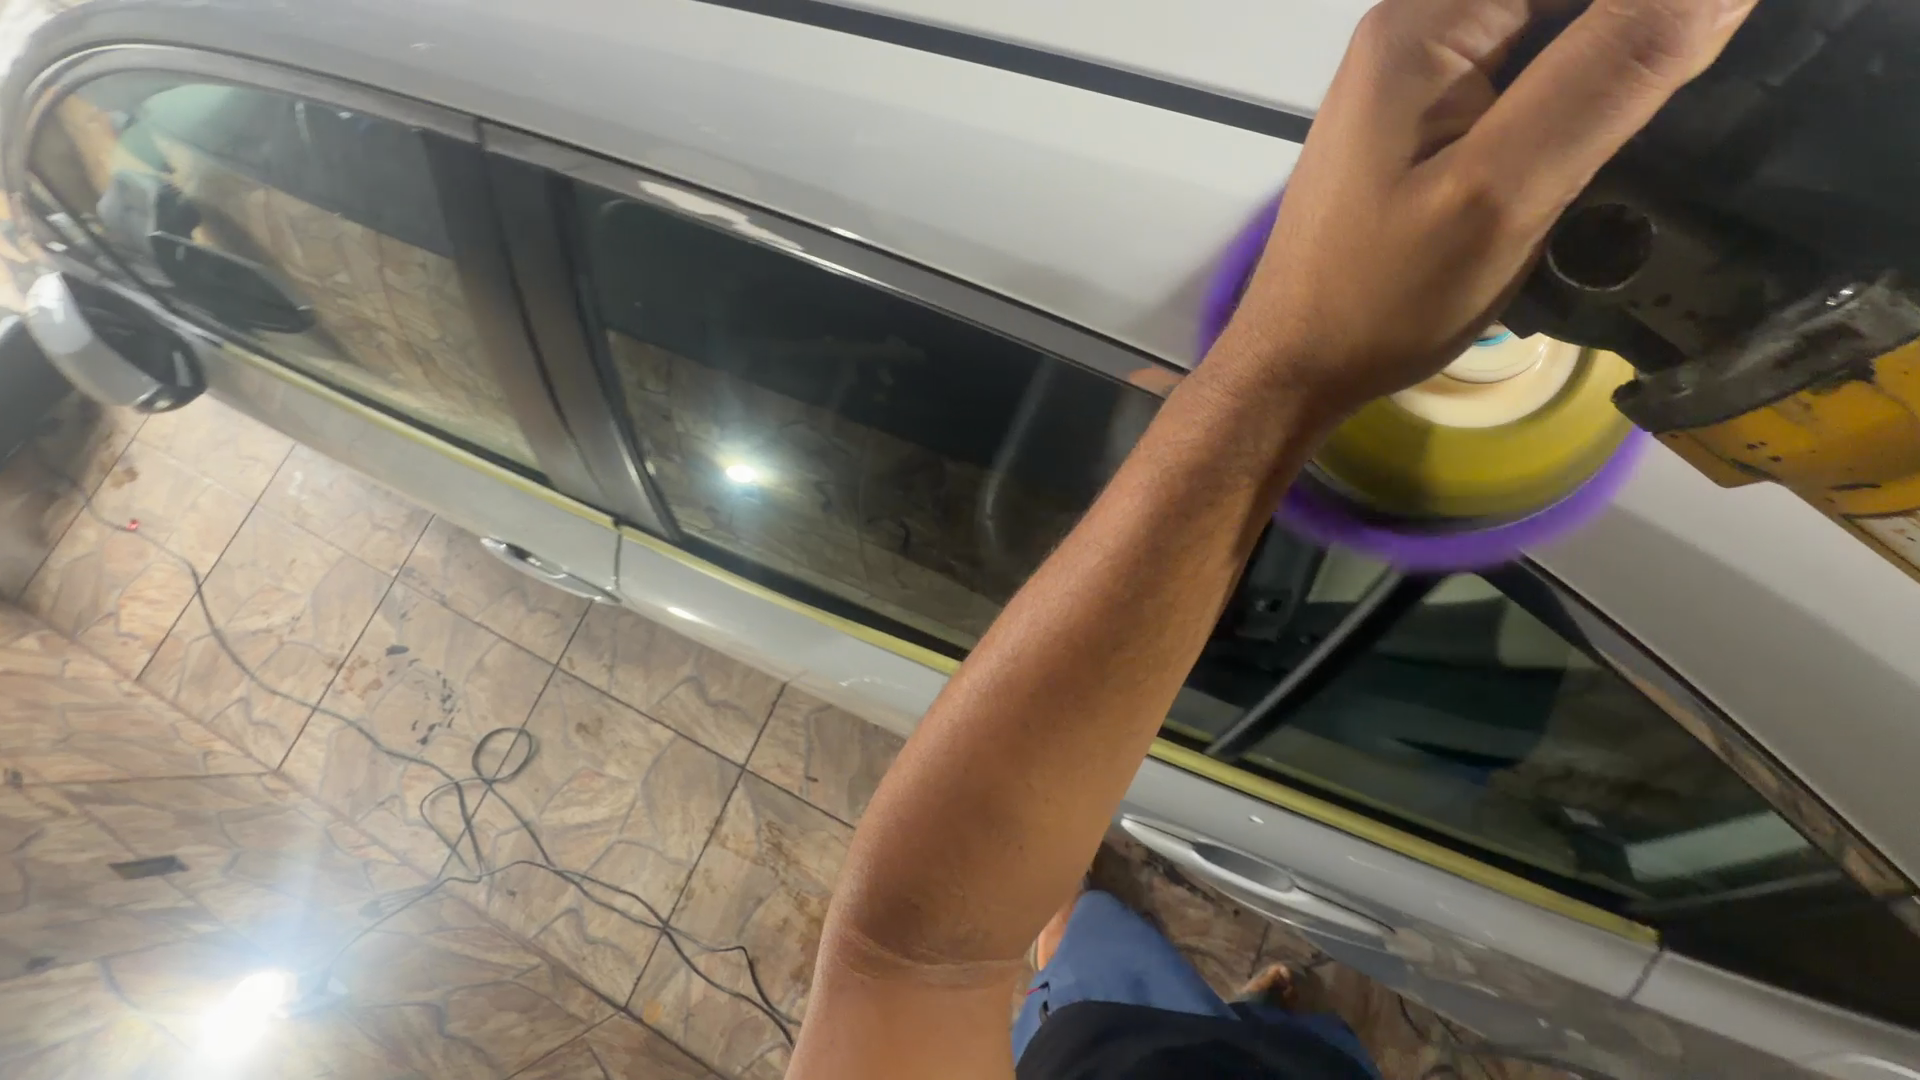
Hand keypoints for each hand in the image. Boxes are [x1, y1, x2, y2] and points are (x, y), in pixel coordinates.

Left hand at [1217, 0, 1758, 416]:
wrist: (1296, 366)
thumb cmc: (1378, 297)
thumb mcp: (1503, 188)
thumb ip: (1616, 66)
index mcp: (1426, 20)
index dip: (1665, 8)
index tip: (1704, 54)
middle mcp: (1414, 29)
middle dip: (1642, 32)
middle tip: (1670, 108)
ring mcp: (1414, 83)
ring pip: (1553, 30)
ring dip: (1616, 61)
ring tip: (1636, 135)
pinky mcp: (1421, 130)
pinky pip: (1524, 78)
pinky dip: (1576, 96)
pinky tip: (1604, 138)